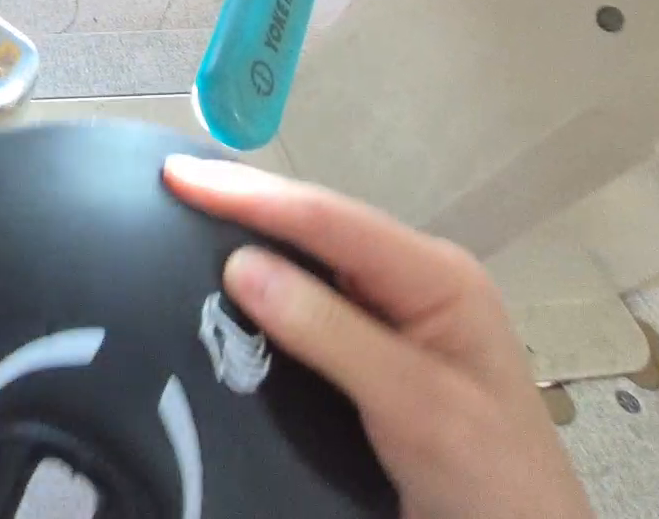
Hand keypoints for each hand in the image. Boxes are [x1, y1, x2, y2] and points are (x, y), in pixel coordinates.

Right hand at [163, 156, 591, 518]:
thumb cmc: (490, 481)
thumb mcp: (418, 408)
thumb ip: (332, 334)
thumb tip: (237, 263)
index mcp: (434, 275)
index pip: (326, 219)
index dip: (247, 194)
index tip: (176, 175)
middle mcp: (407, 275)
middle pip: (312, 221)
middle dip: (240, 197)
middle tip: (168, 180)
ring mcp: (385, 304)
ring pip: (302, 248)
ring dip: (243, 227)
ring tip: (178, 207)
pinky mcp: (361, 335)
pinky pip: (298, 287)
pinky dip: (252, 269)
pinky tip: (216, 262)